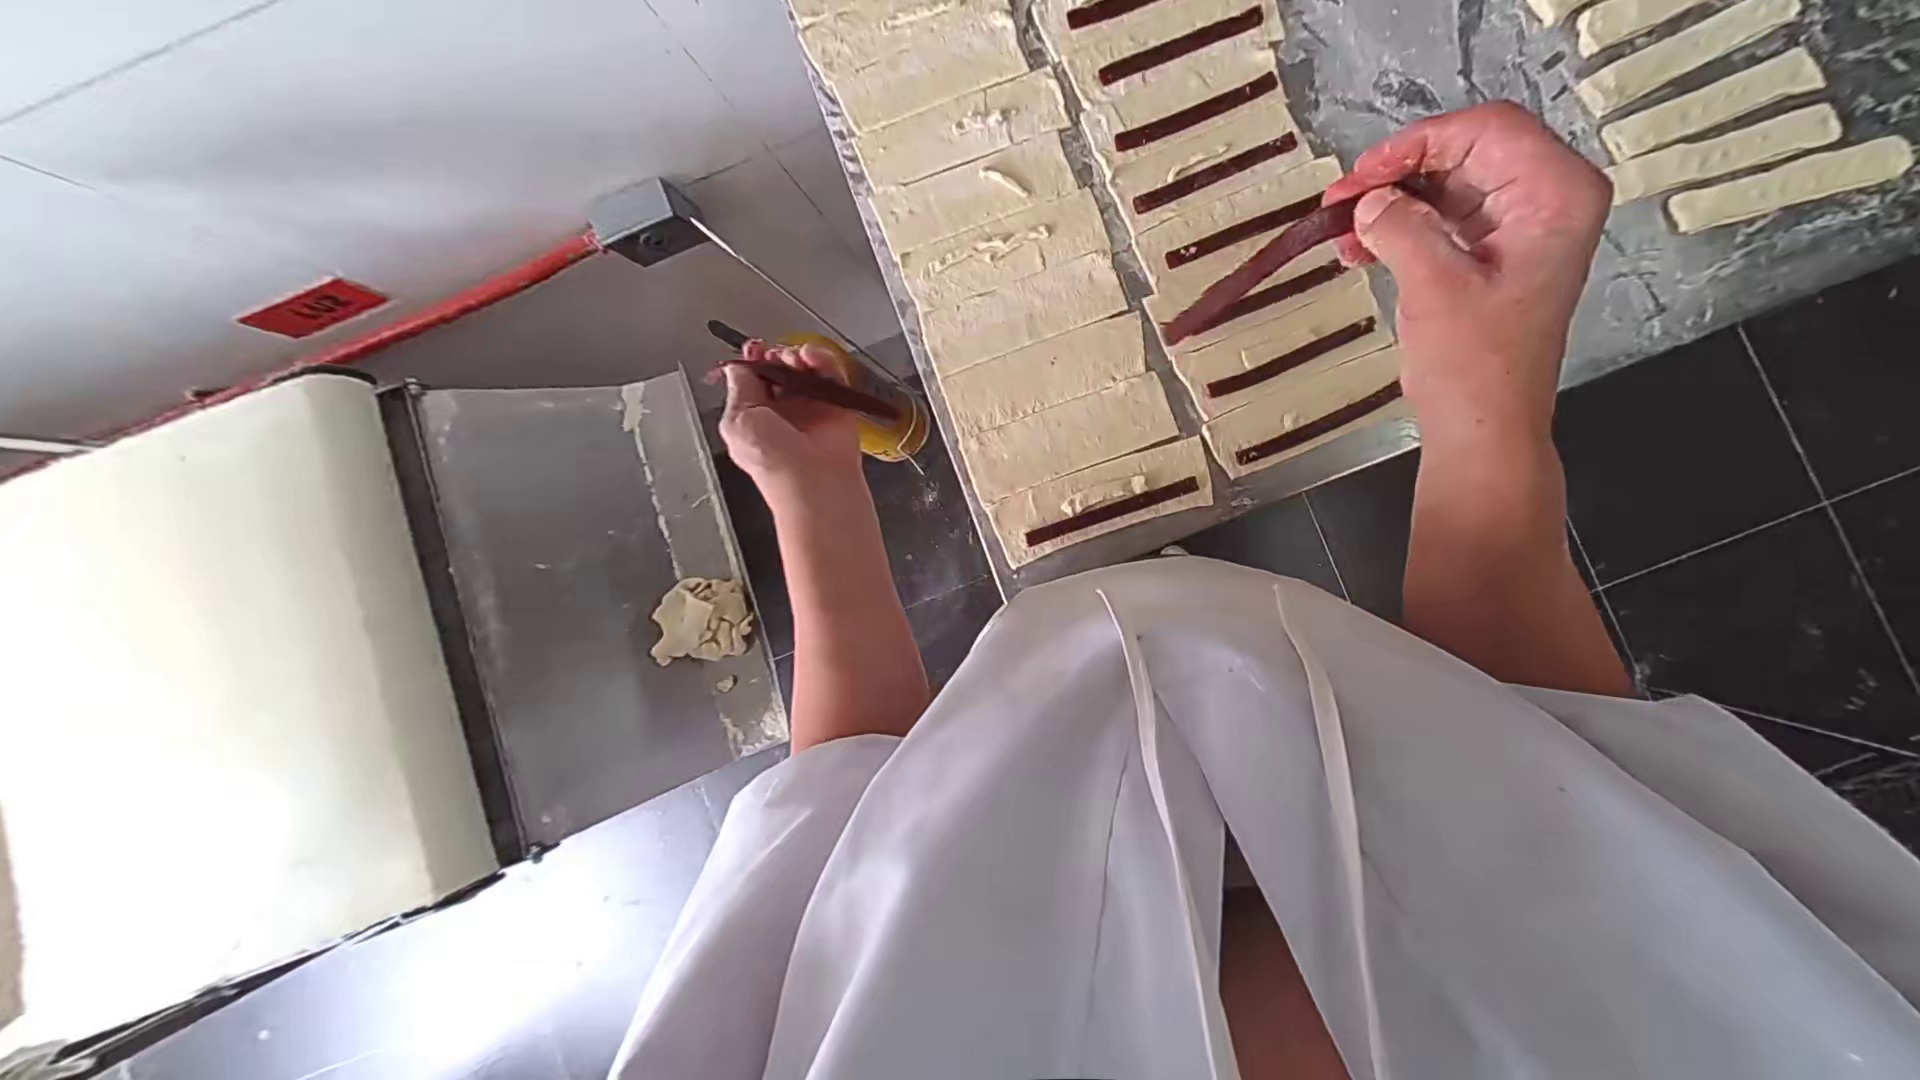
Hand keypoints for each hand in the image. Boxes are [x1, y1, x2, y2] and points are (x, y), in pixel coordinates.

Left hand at [718, 340, 864, 503]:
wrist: (812, 480)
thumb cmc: (771, 460)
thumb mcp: (737, 421)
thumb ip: (738, 388)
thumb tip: (737, 367)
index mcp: (757, 415)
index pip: (755, 378)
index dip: (753, 359)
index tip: (755, 348)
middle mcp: (785, 410)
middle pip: (781, 367)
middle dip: (777, 356)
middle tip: (776, 357)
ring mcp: (812, 405)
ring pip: (805, 366)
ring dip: (798, 355)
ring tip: (796, 360)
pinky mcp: (838, 403)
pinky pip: (831, 372)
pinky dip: (823, 359)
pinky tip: (813, 357)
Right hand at [1322, 102, 1610, 449]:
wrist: (1481, 424)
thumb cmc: (1473, 364)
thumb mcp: (1433, 287)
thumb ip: (1400, 230)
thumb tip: (1366, 202)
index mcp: (1553, 197)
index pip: (1485, 132)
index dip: (1415, 145)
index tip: (1358, 175)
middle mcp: (1544, 203)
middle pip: (1465, 156)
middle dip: (1396, 175)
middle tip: (1339, 200)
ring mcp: (1516, 232)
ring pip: (1446, 190)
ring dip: (1390, 205)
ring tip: (1341, 229)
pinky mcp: (1488, 259)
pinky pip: (1439, 224)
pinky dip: (1397, 230)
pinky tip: (1360, 247)